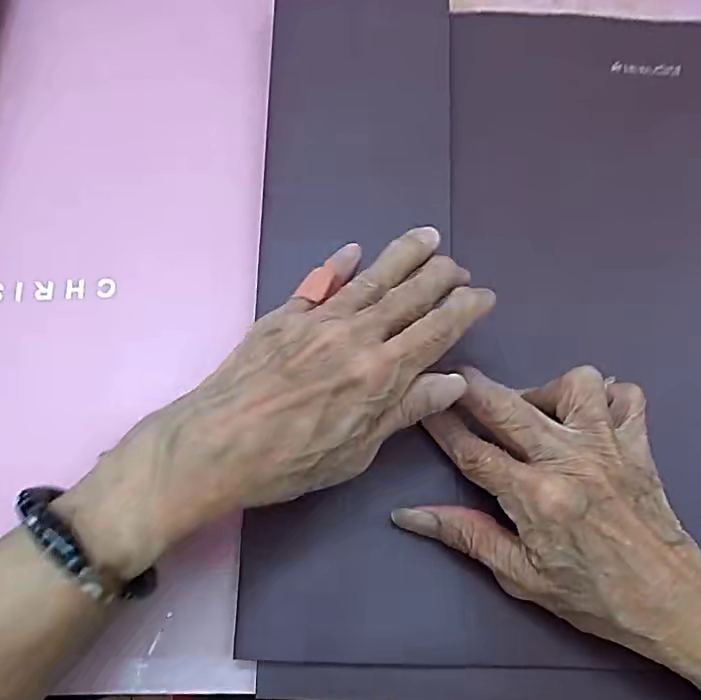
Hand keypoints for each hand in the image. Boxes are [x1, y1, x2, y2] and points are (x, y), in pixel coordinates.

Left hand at [61, 227, 494, 579]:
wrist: (216, 443)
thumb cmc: (289, 462)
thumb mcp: (356, 452)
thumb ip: (402, 411)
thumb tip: (452, 381)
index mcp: (382, 373)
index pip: (436, 330)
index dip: (464, 309)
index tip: (483, 295)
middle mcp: (356, 335)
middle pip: (409, 295)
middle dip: (440, 276)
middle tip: (458, 266)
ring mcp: (317, 320)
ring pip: (371, 278)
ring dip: (403, 255)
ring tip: (427, 237)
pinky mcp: (283, 316)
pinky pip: (319, 283)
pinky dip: (340, 265)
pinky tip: (354, 251)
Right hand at [393, 365, 700, 669]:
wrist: (677, 603)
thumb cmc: (594, 597)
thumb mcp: (519, 575)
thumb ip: (466, 535)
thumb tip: (409, 516)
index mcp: (536, 497)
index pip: (474, 451)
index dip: (441, 426)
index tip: (419, 404)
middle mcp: (571, 461)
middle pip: (510, 406)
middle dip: (473, 386)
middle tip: (451, 377)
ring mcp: (609, 448)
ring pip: (574, 384)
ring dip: (542, 389)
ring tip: (529, 411)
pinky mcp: (639, 447)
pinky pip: (626, 396)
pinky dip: (603, 395)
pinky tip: (584, 416)